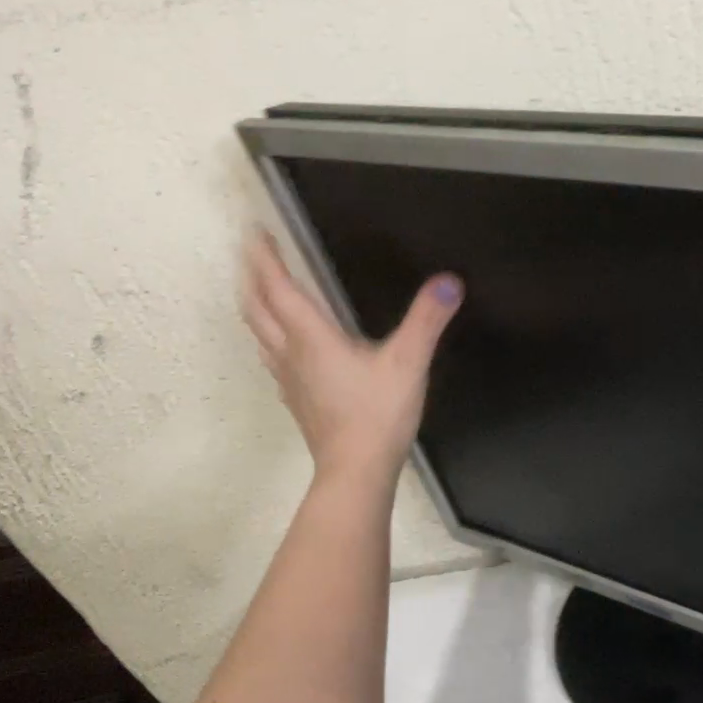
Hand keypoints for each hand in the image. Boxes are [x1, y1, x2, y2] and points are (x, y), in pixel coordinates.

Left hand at [240, 231, 461, 487]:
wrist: (356, 471)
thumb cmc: (378, 415)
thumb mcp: (409, 363)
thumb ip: (427, 320)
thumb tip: (450, 281)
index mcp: (312, 337)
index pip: (278, 287)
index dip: (264, 257)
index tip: (255, 231)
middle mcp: (291, 354)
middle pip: (257, 308)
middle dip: (252, 277)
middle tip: (253, 255)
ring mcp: (290, 381)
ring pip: (260, 334)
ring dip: (256, 307)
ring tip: (261, 292)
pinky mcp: (298, 402)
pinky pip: (274, 360)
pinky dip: (271, 340)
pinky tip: (286, 349)